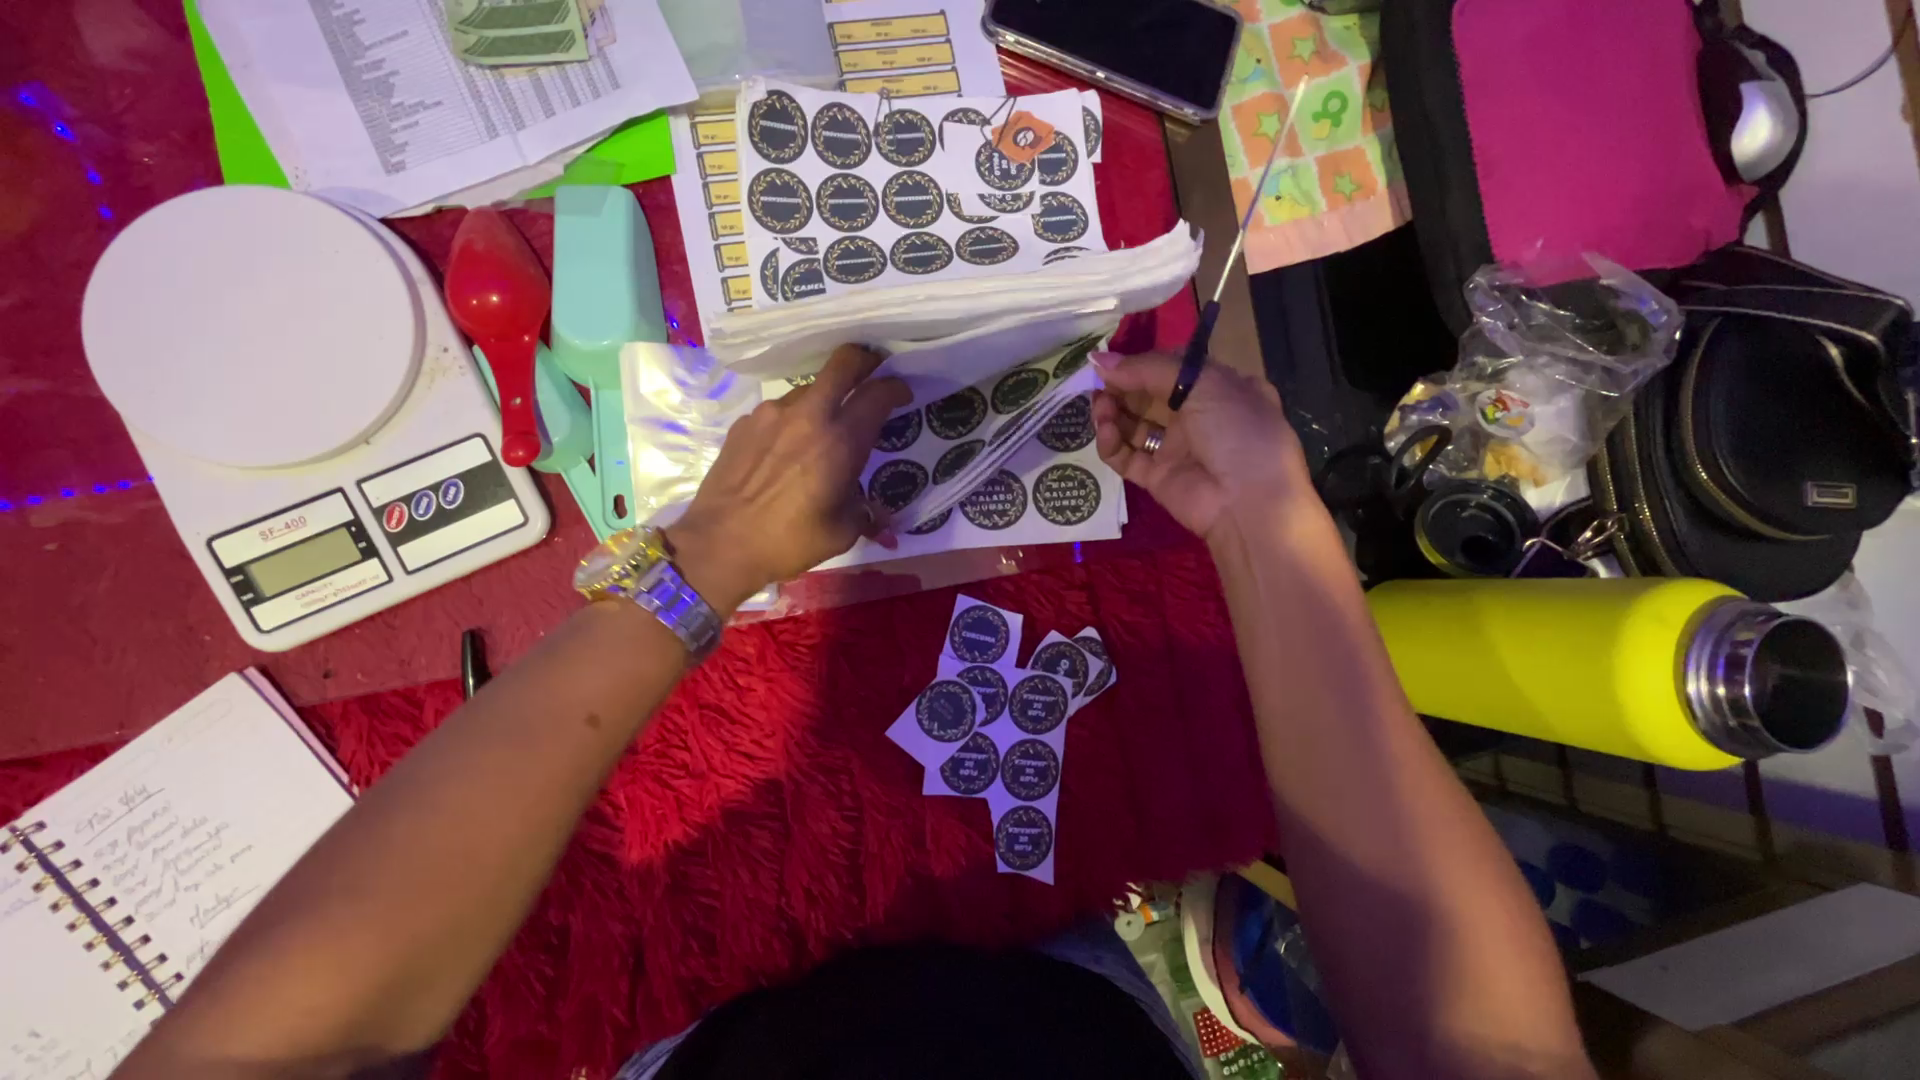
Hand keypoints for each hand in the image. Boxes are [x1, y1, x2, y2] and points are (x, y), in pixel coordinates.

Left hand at [666, 345, 909, 611]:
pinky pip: (779, 410)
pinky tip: (788, 451)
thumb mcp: (842, 532)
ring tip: (824, 430)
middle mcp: (809, 415)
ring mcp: (772, 413)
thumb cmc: (789, 541)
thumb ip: (867, 514)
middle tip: (872, 373)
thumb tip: (885, 521)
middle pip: (844, 362)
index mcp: (841, 441)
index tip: (902, 395)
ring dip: (825, 399)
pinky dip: (793, 421)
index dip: (896, 388)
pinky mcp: (746, 422)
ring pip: (809, 388)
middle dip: (865, 361)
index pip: (878, 394)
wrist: (720, 544)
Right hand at [1091, 351, 1314, 541]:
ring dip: (1113, 413)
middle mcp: (1198, 417)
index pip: (1171, 369)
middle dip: (1121, 388)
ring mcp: (1177, 449)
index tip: (1110, 361)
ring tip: (1100, 407)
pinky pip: (1126, 456)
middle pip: (1147, 396)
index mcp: (1219, 388)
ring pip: (1133, 425)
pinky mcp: (1157, 478)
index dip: (1140, 364)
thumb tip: (1097, 359)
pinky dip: (1112, 444)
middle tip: (1097, 384)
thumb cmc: (1236, 429)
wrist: (1250, 502)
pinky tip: (1107, 432)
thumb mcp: (1203, 383)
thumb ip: (1148, 368)